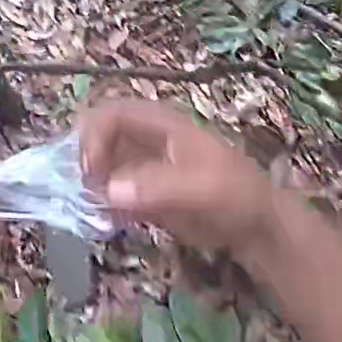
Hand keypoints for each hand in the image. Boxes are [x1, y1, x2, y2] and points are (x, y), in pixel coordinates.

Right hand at [78, 100, 276, 254]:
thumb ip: (155, 187)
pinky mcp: (146, 191)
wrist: (257, 228)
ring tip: (91, 207)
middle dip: (86, 156)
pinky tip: (105, 218)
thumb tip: (107, 190)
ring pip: (103, 161)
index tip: (89, 171)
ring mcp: (146, 165)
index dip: (95, 136)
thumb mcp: (201, 189)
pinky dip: (103, 200)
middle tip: (83, 188)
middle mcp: (148, 139)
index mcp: (162, 124)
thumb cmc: (234, 196)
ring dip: (91, 181)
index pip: (114, 114)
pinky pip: (113, 188)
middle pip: (102, 133)